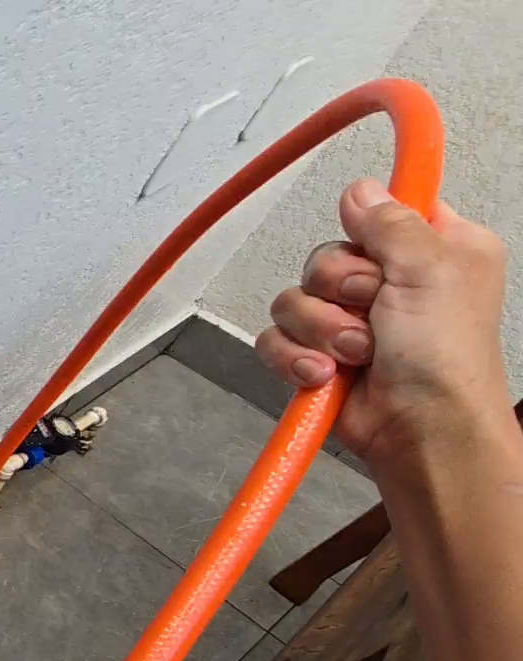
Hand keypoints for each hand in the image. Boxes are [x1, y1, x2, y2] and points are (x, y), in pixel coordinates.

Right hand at [256, 177, 509, 464]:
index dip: (367, 234)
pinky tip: (323, 373)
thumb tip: (362, 189)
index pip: (379, 219)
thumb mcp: (430, 271)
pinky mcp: (309, 352)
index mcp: (429, 252)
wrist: (414, 420)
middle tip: (370, 311)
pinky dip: (294, 359)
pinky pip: (271, 340)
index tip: (371, 248)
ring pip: (289, 303)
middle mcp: (384, 283)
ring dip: (317, 332)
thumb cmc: (442, 355)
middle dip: (335, 294)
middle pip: (320, 262)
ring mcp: (343, 320)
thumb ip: (392, 226)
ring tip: (353, 353)